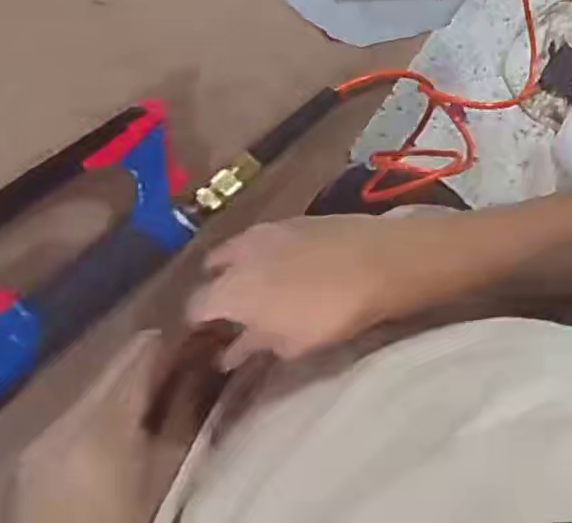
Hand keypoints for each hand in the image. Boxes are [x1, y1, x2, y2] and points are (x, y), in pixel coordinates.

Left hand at [12, 331, 222, 522]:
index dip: (183, 339)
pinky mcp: (31, 458)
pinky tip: (131, 424)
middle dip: (160, 357)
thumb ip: (189, 404)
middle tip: (197, 363)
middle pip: (121, 359)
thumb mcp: (171, 469)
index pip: (147, 347)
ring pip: (102, 381)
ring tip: (166, 395)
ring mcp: (41, 438)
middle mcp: (64, 417)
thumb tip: (209, 356)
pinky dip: (110, 405)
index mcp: (101, 421)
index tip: (212, 342)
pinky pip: (81, 409)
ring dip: (135, 380)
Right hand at [186, 215, 426, 369]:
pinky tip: (288, 264)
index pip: (194, 307)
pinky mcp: (297, 217)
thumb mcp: (288, 343)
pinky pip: (268, 236)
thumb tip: (230, 353)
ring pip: (240, 247)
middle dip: (218, 288)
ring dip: (242, 265)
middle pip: (213, 269)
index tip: (211, 337)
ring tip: (262, 286)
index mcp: (229, 288)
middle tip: (236, 309)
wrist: (377, 260)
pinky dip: (268, 251)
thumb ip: (253, 344)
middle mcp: (241, 252)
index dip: (200, 324)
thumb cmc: (329, 312)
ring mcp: (269, 228)